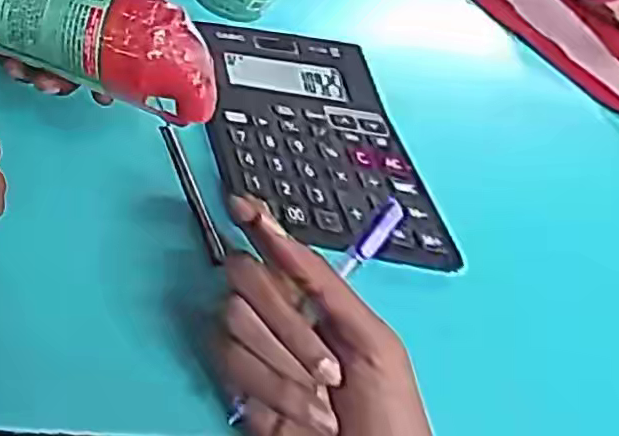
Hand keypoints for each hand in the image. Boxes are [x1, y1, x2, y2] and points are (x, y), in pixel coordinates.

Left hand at [0, 0, 107, 100]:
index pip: (96, 47)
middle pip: (62, 63)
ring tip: (18, 70)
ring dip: (26, 70)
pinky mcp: (3, 13)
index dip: (100, 76)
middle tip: (48, 82)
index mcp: (84, 9)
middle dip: (57, 80)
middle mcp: (59, 22)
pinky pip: (2, 38)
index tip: (102, 96)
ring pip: (31, 57)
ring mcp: (30, 20)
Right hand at [216, 196, 432, 435]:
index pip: (269, 240)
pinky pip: (228, 355)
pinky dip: (273, 389)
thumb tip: (274, 227)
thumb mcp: (375, 342)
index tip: (239, 204)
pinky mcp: (230, 371)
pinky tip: (303, 411)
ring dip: (285, 366)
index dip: (251, 218)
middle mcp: (269, 308)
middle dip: (285, 323)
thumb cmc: (391, 417)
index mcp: (306, 294)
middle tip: (326, 366)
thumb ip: (323, 280)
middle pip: (241, 273)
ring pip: (232, 316)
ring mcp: (248, 337)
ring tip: (319, 396)